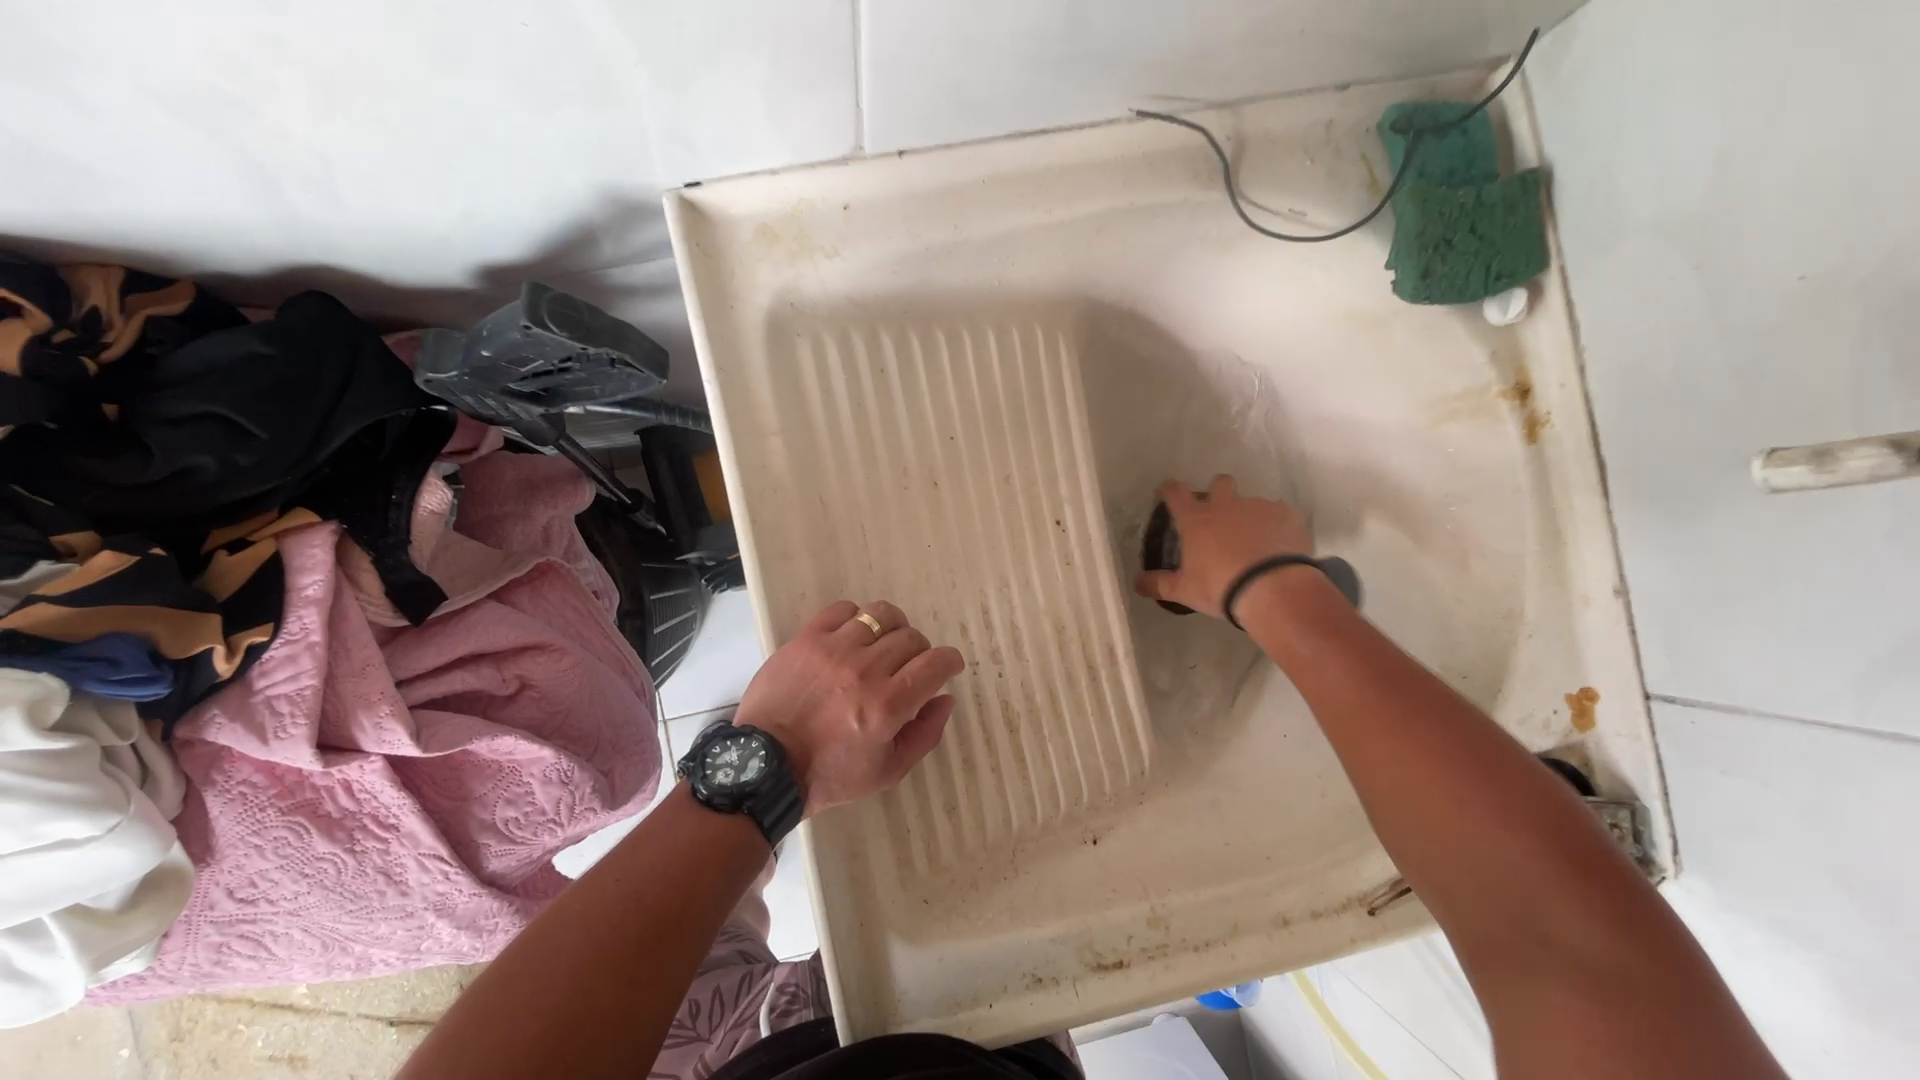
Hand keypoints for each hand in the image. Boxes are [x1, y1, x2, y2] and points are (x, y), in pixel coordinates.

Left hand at [733, 600, 965, 817]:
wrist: (766, 766)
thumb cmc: (828, 775)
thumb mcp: (888, 771)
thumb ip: (925, 735)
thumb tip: (945, 699)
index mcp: (888, 705)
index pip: (936, 663)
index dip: (950, 662)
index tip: (947, 668)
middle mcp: (865, 670)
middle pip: (912, 638)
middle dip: (920, 653)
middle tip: (908, 670)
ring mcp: (834, 649)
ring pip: (882, 615)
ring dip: (892, 629)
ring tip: (883, 646)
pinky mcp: (807, 639)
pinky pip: (843, 610)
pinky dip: (857, 618)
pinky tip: (853, 638)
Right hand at [1133, 475, 1314, 620]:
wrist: (1274, 589)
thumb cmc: (1221, 587)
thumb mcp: (1185, 591)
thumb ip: (1159, 584)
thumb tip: (1136, 582)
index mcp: (1196, 519)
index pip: (1176, 493)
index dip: (1170, 489)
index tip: (1167, 491)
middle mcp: (1226, 505)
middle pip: (1220, 482)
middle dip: (1218, 491)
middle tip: (1219, 513)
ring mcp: (1258, 507)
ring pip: (1252, 501)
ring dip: (1249, 515)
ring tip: (1254, 541)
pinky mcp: (1286, 516)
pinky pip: (1278, 514)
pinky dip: (1275, 527)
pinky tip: (1277, 546)